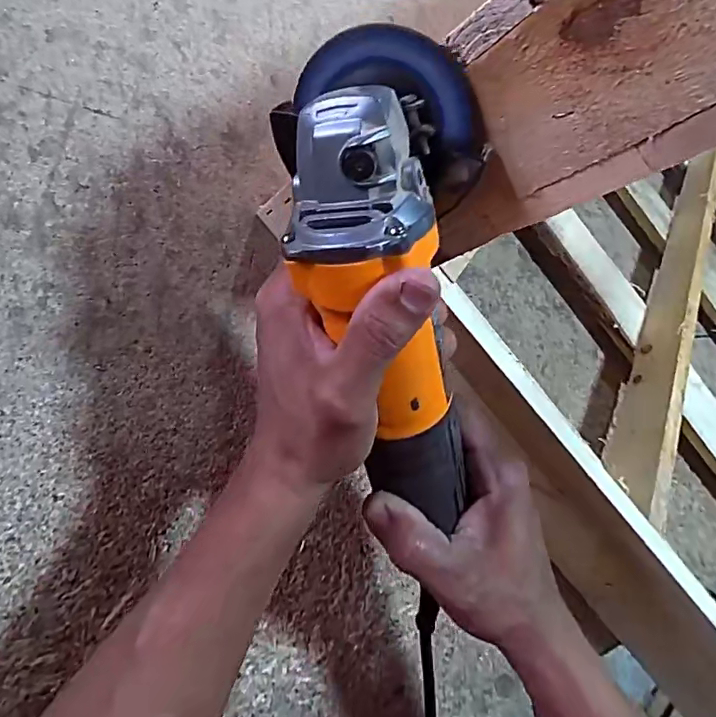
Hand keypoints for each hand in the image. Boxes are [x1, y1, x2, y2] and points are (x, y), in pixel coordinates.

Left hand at [244, 265, 441, 495]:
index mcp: (287, 297)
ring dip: (398, 312)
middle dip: (396, 287)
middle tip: (428, 318)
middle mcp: (294, 299)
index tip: (417, 267)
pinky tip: (412, 354)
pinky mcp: (324, 337)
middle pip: (354, 266)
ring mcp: (309, 318)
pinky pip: (363, 316)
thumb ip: (379, 333)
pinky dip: (389, 329)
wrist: (293, 474)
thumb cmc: (311, 436)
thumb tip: (419, 280)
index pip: (333, 243)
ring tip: (426, 340)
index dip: (378, 248)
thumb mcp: (349, 384)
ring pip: (363, 291)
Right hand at [362, 401, 569, 655]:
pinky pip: (449, 463)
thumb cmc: (501, 600)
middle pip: (449, 423)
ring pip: (447, 443)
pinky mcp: (483, 494)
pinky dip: (424, 465)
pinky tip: (400, 481)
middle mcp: (498, 465)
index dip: (423, 399)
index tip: (388, 394)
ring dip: (417, 445)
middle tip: (374, 426)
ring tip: (380, 450)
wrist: (532, 632)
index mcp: (498, 470)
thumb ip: (410, 538)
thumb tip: (371, 501)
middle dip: (413, 421)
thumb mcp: (449, 572)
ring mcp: (491, 478)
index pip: (458, 411)